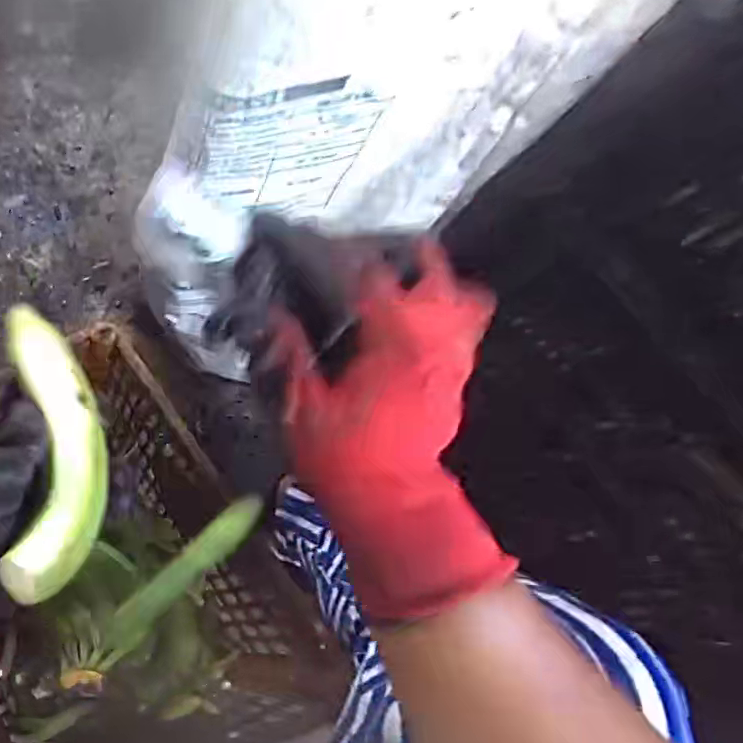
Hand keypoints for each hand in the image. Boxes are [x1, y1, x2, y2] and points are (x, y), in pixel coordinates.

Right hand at [271, 239, 516, 619]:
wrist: (390, 496)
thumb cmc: (341, 454)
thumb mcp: (302, 405)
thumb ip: (292, 354)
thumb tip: (275, 316)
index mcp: (392, 341)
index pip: (370, 276)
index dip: (340, 255)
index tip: (314, 246)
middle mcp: (434, 339)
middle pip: (432, 269)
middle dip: (397, 253)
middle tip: (360, 256)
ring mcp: (454, 356)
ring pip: (463, 293)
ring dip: (430, 280)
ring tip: (395, 285)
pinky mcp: (458, 373)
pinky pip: (467, 324)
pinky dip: (445, 309)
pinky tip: (411, 321)